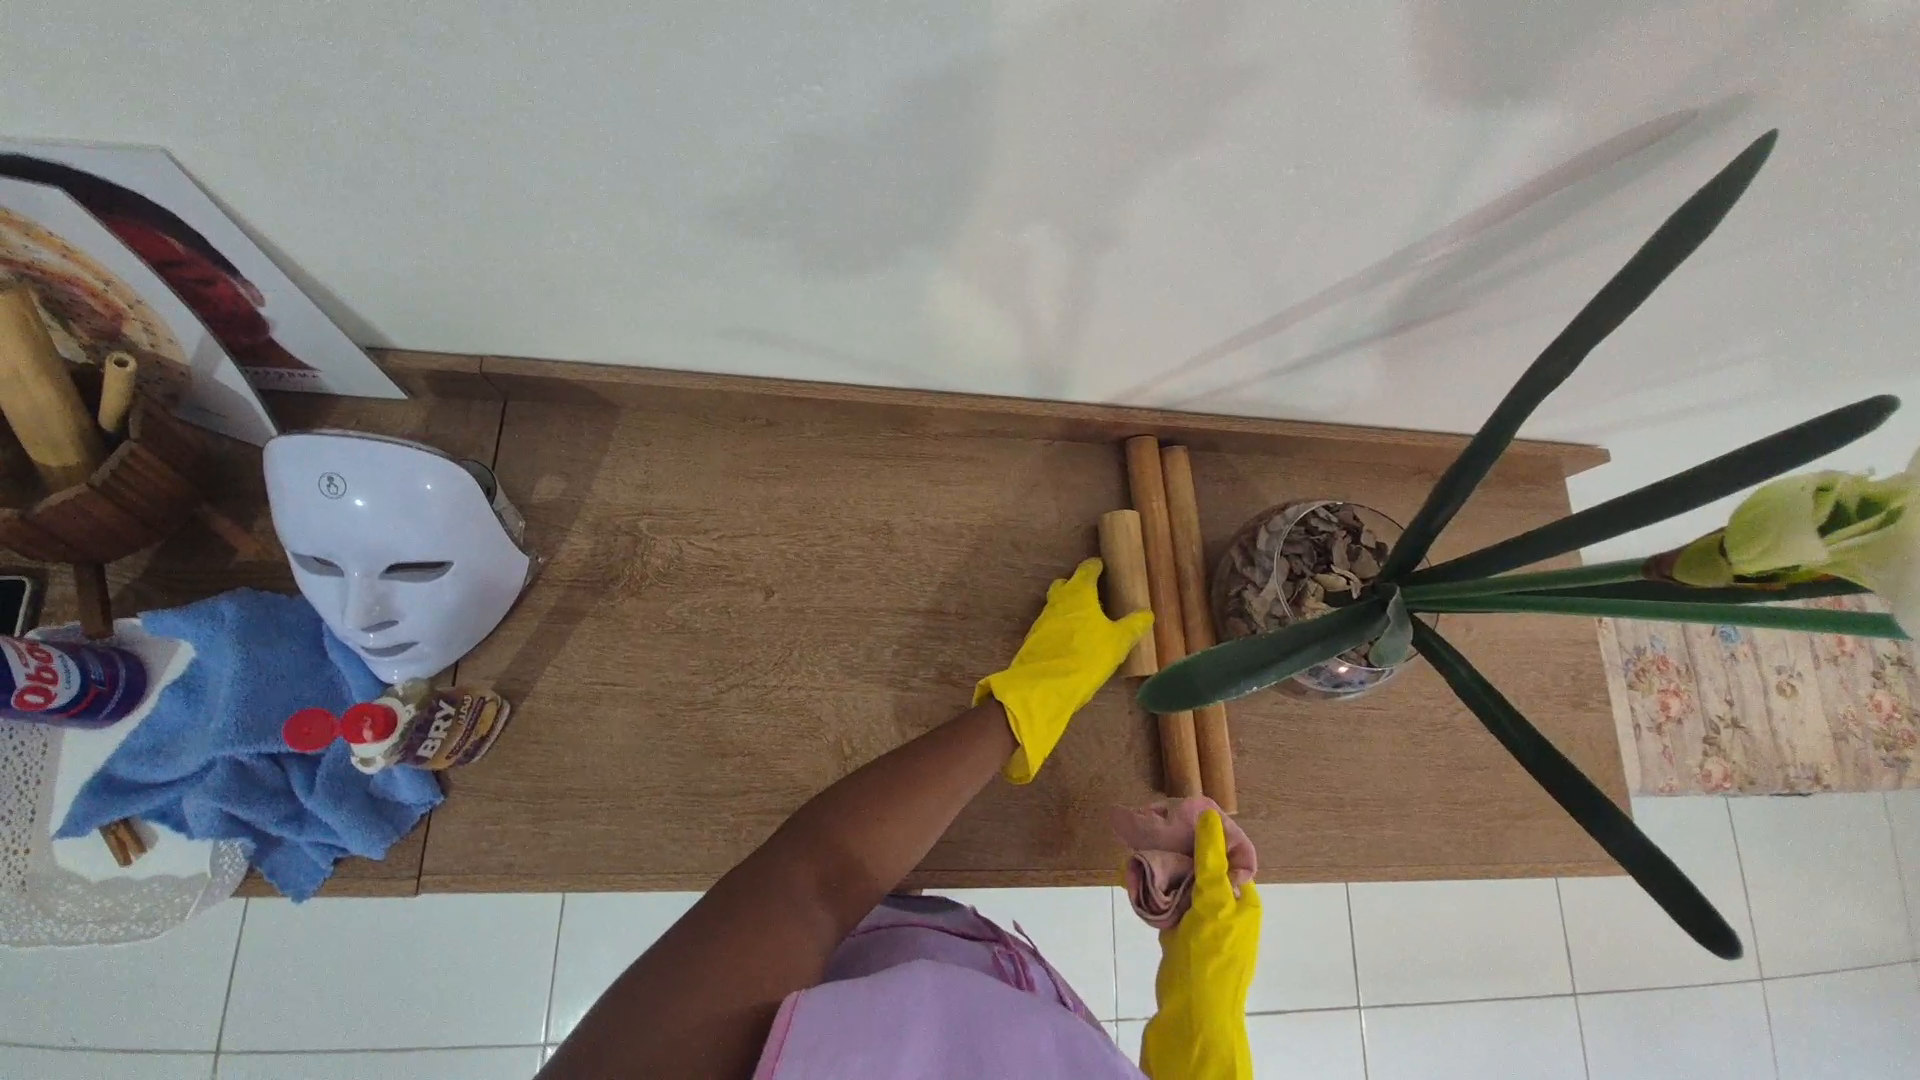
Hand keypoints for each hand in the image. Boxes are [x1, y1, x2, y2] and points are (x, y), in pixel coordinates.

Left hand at [974, 557, 1152, 782]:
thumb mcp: (1117, 642)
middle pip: (1065, 584)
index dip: (1096, 567)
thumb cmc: (1086, 656)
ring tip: (1085, 619)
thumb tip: (1147, 613)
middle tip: (1094, 594)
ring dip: (1068, 607)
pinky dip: (1060, 625)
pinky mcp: (1034, 638)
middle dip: (1077, 585)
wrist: (1045, 685)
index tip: (1102, 567)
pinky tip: (1070, 639)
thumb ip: (1132, 626)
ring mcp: (1042, 619)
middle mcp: (1057, 601)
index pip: (1087, 570)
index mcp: (1078, 593)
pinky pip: (1050, 624)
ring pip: (1055, 604)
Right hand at [1140, 809, 1260, 1079]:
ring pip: (1180, 885)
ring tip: (1138, 857)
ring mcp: (1203, 925)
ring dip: (1160, 872)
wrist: (1191, 1016)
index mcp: (1243, 902)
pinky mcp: (1181, 937)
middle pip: (1200, 868)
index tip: (1175, 818)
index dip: (1203, 836)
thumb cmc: (1208, 958)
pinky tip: (1136, 883)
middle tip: (1150, 835)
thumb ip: (1210, 859)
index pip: (1225, 856)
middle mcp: (1226, 910)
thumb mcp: (1212, 902)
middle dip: (1175, 852)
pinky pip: (1167, 904)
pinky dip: (1153, 893)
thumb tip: (1210, 815)